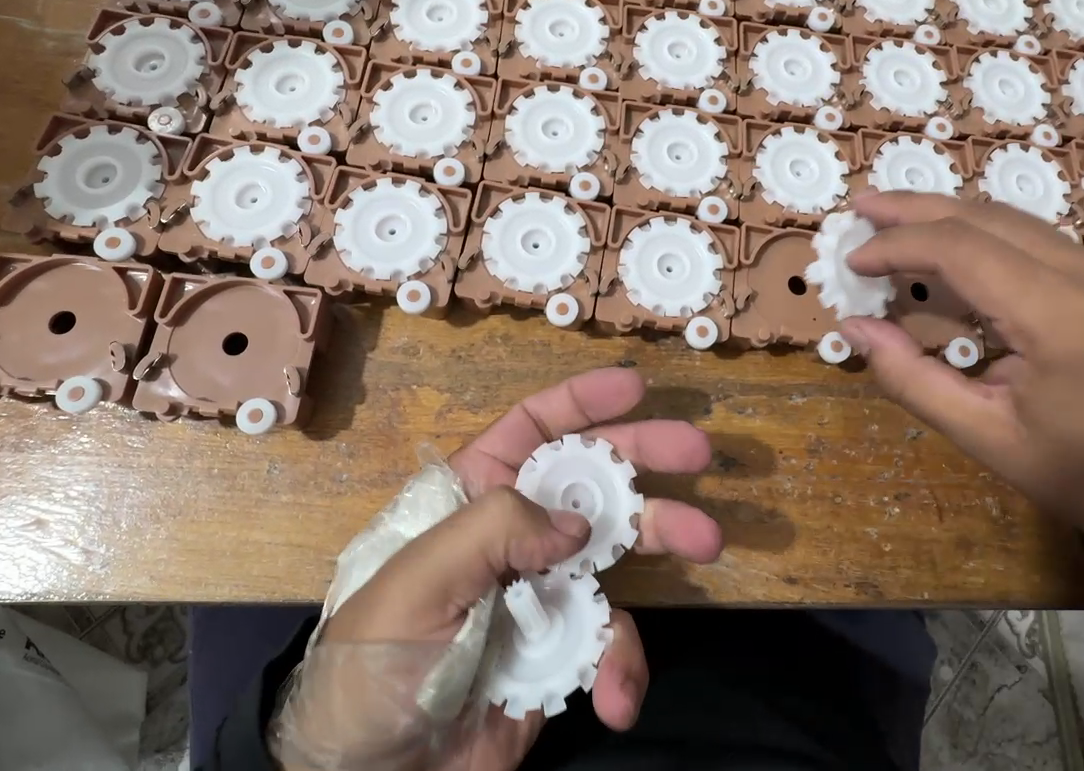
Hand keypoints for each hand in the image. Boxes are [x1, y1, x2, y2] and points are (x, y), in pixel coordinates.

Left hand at [287, 368, 721, 770]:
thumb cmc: (376, 661)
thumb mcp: (417, 581)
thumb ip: (493, 531)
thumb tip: (578, 524)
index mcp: (473, 496)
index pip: (532, 429)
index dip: (583, 400)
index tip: (636, 386)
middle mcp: (516, 533)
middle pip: (591, 477)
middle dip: (645, 457)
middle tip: (699, 450)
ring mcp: (545, 590)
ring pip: (617, 550)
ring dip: (663, 540)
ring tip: (708, 542)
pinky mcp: (563, 650)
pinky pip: (609, 640)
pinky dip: (623, 664)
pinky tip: (615, 698)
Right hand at [838, 192, 1083, 539]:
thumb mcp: (987, 440)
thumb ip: (913, 379)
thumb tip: (853, 328)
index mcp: (1063, 322)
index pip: (963, 251)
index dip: (898, 245)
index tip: (851, 261)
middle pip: (987, 218)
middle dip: (915, 209)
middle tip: (858, 208)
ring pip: (1013, 220)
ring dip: (946, 215)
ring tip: (890, 218)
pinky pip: (1035, 239)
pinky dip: (980, 234)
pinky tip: (947, 245)